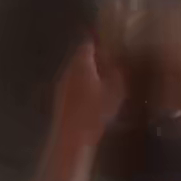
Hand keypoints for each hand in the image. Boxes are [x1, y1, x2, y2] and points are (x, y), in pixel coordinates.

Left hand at [47, 38, 127, 159]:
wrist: (72, 137)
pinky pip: (74, 85)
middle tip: (112, 62)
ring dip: (90, 73)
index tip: (111, 44)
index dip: (99, 43)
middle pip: (81, 58)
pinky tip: (95, 96)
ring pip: (77, 72)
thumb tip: (119, 60)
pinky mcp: (61, 100)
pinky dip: (84, 85)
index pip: (88, 44)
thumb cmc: (95, 110)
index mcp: (81, 63)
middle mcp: (68, 70)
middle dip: (96, 58)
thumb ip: (118, 72)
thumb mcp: (116, 89)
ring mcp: (62, 85)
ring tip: (106, 80)